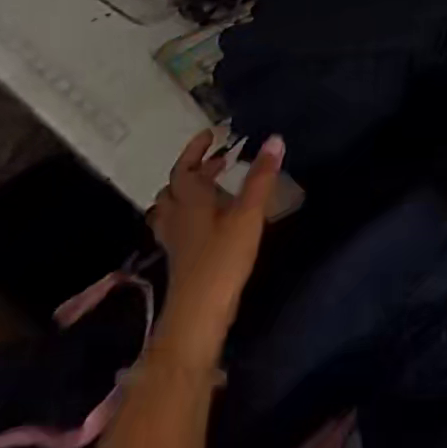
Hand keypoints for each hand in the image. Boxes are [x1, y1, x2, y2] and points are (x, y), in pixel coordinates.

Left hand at [149, 131, 284, 347]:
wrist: (198, 313)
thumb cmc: (223, 258)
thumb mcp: (249, 214)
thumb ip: (261, 177)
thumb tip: (274, 139)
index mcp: (190, 202)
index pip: (185, 169)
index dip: (196, 150)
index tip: (212, 134)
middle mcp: (178, 217)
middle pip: (175, 188)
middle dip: (194, 169)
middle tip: (221, 159)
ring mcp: (177, 239)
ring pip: (172, 208)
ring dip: (187, 192)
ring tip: (211, 186)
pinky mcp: (183, 257)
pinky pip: (179, 225)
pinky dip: (190, 213)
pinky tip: (209, 220)